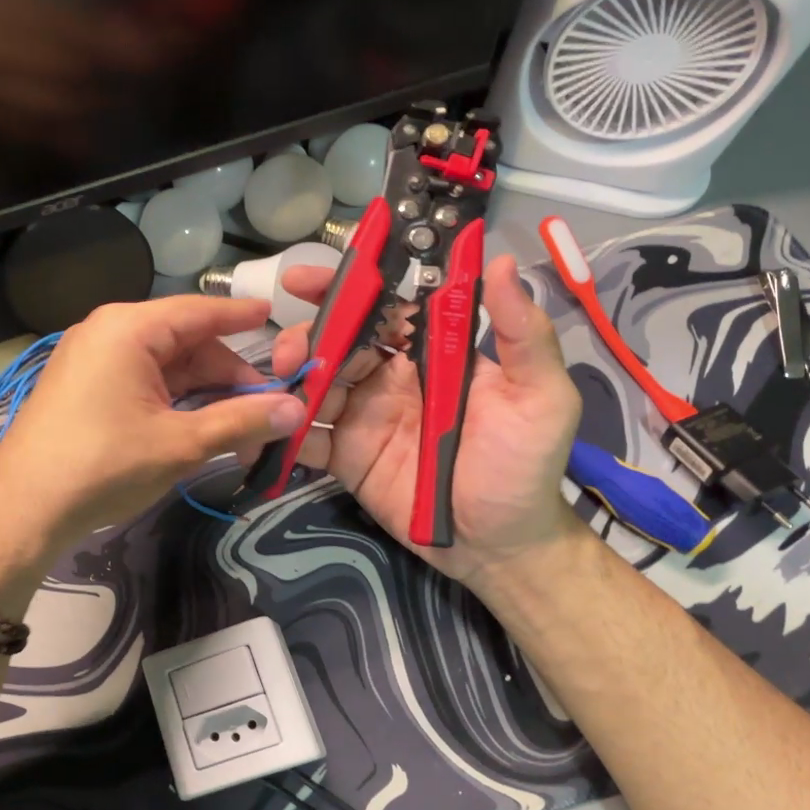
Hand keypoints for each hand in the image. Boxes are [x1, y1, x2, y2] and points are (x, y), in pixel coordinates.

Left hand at [0, 297, 308, 560]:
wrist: (23, 508)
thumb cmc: (103, 465)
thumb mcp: (180, 444)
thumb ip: (241, 421)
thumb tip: (297, 409)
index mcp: (129, 329)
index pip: (199, 311)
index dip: (241, 317)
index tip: (276, 317)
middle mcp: (107, 333)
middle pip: (185, 342)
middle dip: (228, 375)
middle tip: (270, 409)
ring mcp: (90, 361)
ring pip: (164, 367)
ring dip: (204, 394)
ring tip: (243, 427)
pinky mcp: (82, 389)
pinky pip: (140, 382)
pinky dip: (174, 401)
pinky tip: (200, 426)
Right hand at [271, 254, 585, 592]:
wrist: (499, 545)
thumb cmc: (524, 466)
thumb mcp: (541, 398)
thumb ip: (524, 335)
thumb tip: (499, 264)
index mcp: (432, 355)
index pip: (385, 308)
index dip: (348, 289)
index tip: (308, 278)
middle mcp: (391, 378)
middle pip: (339, 341)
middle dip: (307, 333)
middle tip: (287, 344)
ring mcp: (363, 417)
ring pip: (316, 380)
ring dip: (292, 373)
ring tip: (280, 378)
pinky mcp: (343, 456)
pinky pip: (306, 434)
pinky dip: (282, 426)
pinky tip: (267, 422)